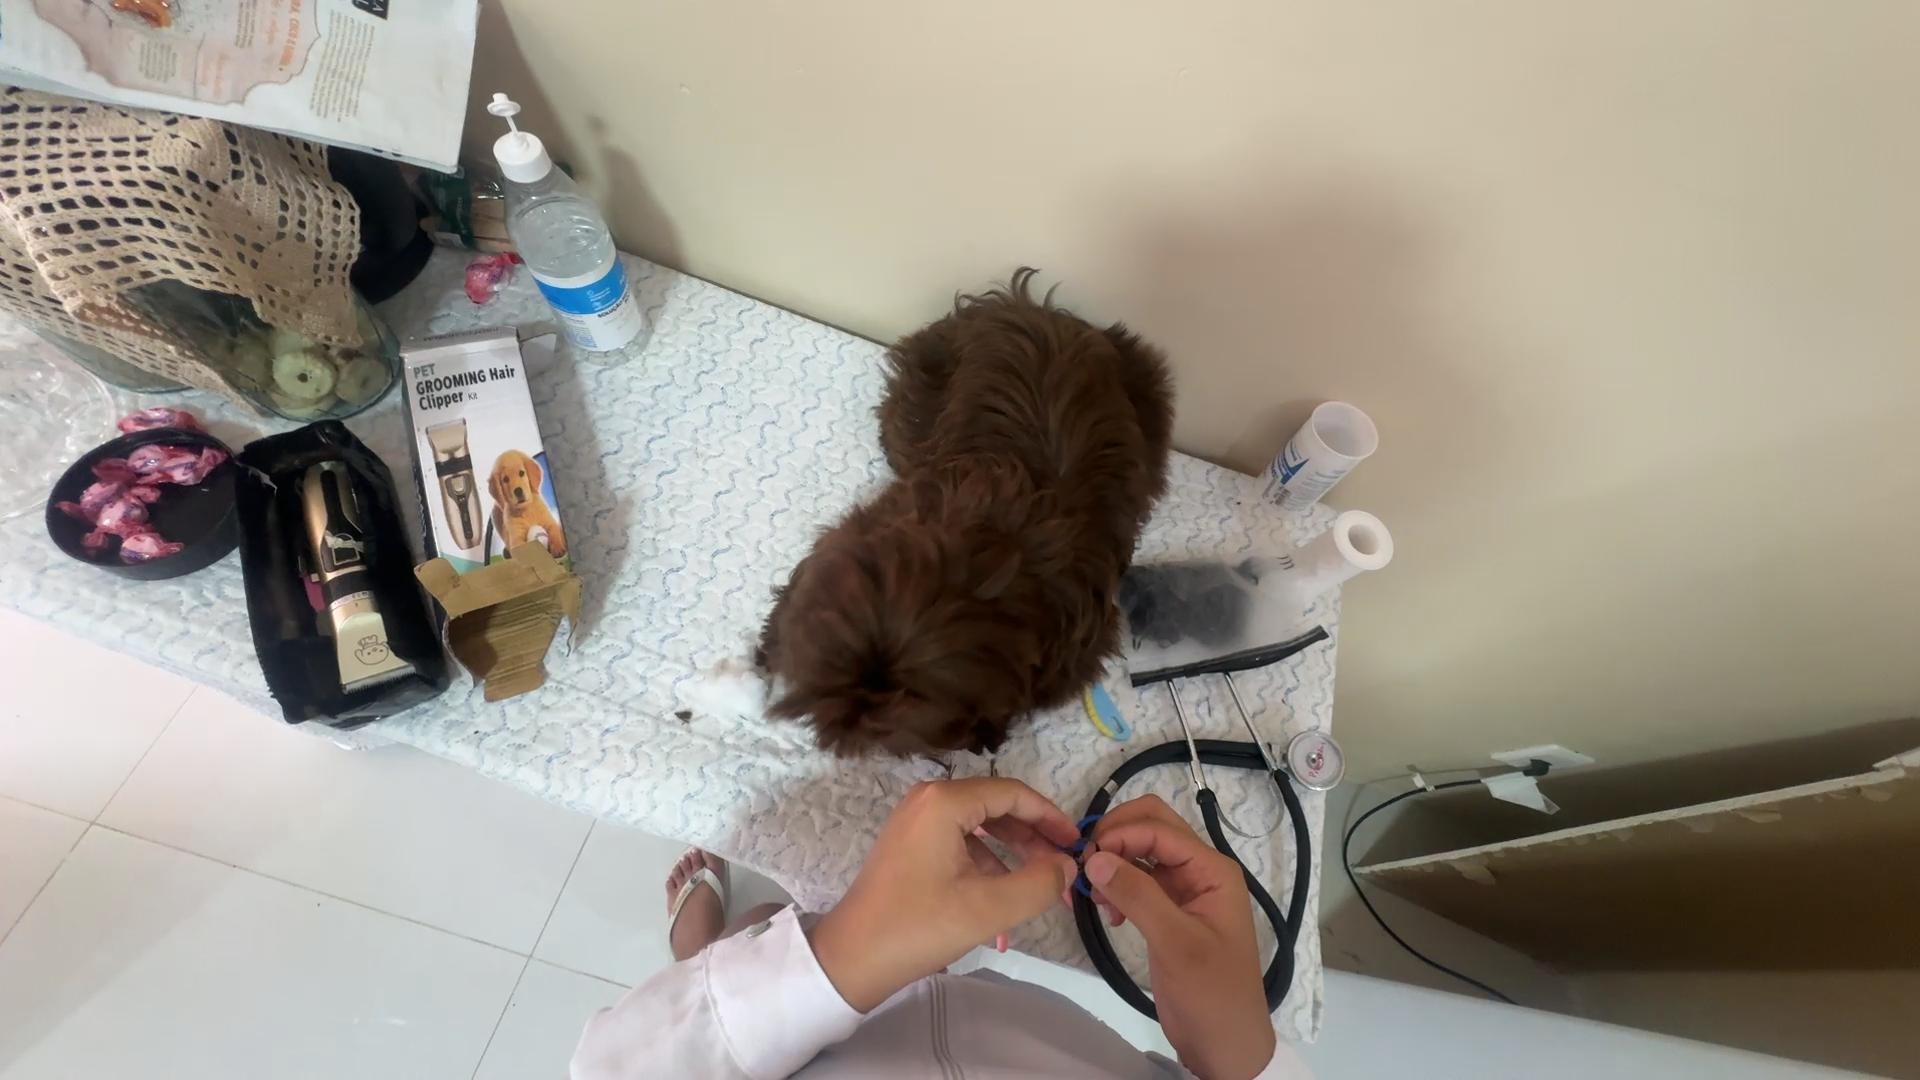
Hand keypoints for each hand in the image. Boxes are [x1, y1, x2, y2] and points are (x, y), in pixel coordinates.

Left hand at [808, 778, 1080, 1011]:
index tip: (1076, 842)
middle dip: (1033, 839)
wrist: (851, 959)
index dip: (1050, 816)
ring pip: (981, 828)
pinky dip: (985, 869)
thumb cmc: (918, 926)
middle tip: (1063, 868)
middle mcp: (930, 799)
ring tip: (1039, 892)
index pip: (1012, 793)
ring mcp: (917, 820)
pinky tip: (1002, 912)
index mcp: (945, 801)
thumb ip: (1037, 883)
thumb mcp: (987, 909)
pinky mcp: (911, 843)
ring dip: (1012, 858)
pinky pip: (960, 844)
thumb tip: (1068, 865)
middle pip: (997, 807)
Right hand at [1085, 795, 1275, 1079]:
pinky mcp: (1165, 908)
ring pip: (1139, 848)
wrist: (1225, 1049)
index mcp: (1212, 869)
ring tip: (1094, 893)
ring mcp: (1181, 888)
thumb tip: (1093, 858)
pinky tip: (1107, 911)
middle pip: (1151, 825)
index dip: (1122, 834)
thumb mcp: (1176, 944)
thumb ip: (1137, 896)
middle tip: (1087, 862)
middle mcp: (1198, 869)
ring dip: (1113, 859)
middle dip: (1116, 835)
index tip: (1088, 858)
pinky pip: (1135, 876)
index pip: (1160, 828)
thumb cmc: (1211, 994)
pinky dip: (1116, 882)